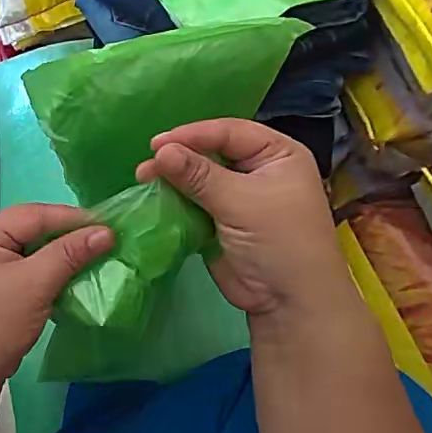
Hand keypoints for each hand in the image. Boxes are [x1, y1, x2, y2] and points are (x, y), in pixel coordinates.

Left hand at [0, 204, 114, 383]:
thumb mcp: (36, 283)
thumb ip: (70, 253)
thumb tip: (106, 232)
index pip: (34, 214)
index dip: (73, 218)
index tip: (109, 224)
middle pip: (34, 229)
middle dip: (70, 234)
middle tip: (106, 238)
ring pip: (35, 249)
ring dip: (64, 253)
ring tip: (97, 254)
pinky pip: (32, 268)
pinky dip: (55, 270)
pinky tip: (76, 274)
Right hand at [136, 118, 348, 319]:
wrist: (288, 300)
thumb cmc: (278, 240)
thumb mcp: (241, 202)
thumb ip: (199, 175)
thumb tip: (161, 151)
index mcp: (277, 154)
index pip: (230, 132)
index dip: (194, 134)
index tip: (158, 143)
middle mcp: (258, 170)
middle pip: (211, 153)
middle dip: (180, 157)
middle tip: (147, 164)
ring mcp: (237, 198)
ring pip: (198, 179)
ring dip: (172, 180)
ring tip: (143, 180)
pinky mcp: (219, 223)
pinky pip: (192, 205)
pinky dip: (174, 202)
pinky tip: (153, 199)